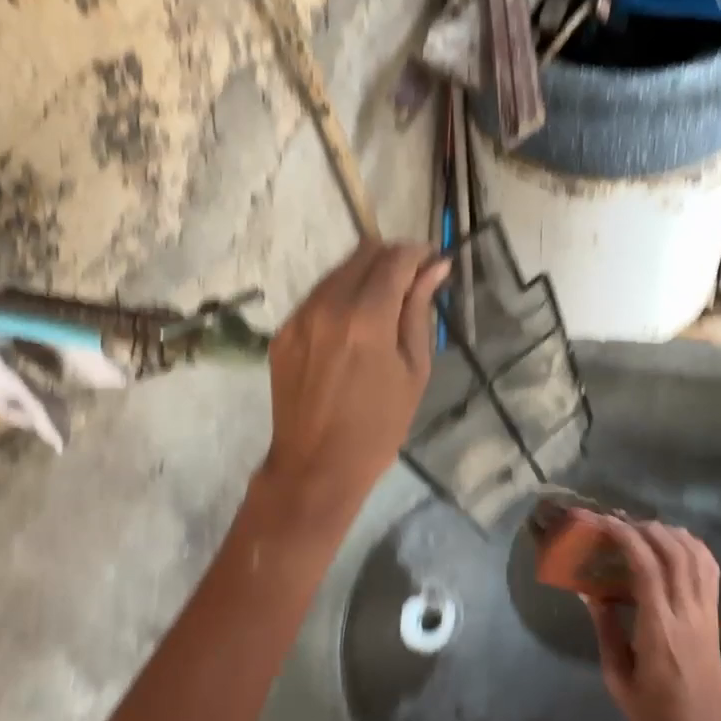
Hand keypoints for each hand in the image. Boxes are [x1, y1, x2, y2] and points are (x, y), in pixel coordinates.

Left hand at [262, 242, 448, 509]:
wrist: (316, 467)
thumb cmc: (379, 425)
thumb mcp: (414, 368)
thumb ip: (419, 310)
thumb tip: (436, 267)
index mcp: (366, 318)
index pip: (395, 259)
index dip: (419, 253)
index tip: (434, 262)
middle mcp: (328, 306)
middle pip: (364, 253)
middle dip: (393, 258)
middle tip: (414, 280)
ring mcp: (300, 317)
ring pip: (340, 270)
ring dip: (367, 274)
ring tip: (386, 303)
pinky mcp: (284, 331)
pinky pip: (319, 296)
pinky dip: (343, 296)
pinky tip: (355, 325)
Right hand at [588, 521, 720, 720]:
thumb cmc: (655, 708)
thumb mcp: (618, 678)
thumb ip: (605, 632)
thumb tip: (591, 593)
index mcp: (659, 628)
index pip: (647, 568)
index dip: (626, 537)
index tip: (605, 522)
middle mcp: (686, 611)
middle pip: (672, 551)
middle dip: (644, 527)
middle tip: (619, 522)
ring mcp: (705, 609)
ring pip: (694, 553)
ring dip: (668, 531)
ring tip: (643, 528)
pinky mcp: (715, 612)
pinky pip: (709, 566)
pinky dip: (692, 544)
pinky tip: (674, 540)